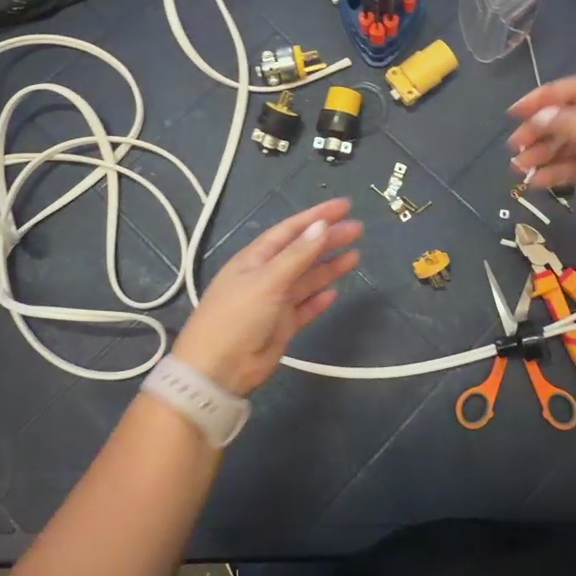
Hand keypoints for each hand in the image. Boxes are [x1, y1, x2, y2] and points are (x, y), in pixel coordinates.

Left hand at [170, 198, 362, 395]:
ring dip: (329, 267)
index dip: (317, 216)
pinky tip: (335, 291)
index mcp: (256, 258)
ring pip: (307, 279)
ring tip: (355, 255)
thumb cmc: (237, 317)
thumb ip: (297, 255)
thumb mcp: (267, 280)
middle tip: (358, 229)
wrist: (218, 370)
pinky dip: (319, 299)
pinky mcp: (282, 327)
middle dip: (329, 240)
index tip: (344, 206)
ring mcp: (274, 302)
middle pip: (303, 252)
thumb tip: (321, 226)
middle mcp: (266, 276)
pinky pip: (305, 307)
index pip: (291, 230)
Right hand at [507, 75, 575, 228]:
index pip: (574, 91)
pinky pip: (571, 168)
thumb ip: (571, 125)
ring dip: (541, 154)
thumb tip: (537, 116)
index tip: (516, 112)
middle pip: (566, 119)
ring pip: (565, 145)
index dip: (544, 98)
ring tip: (518, 167)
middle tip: (514, 145)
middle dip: (538, 130)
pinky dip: (552, 173)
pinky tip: (535, 182)